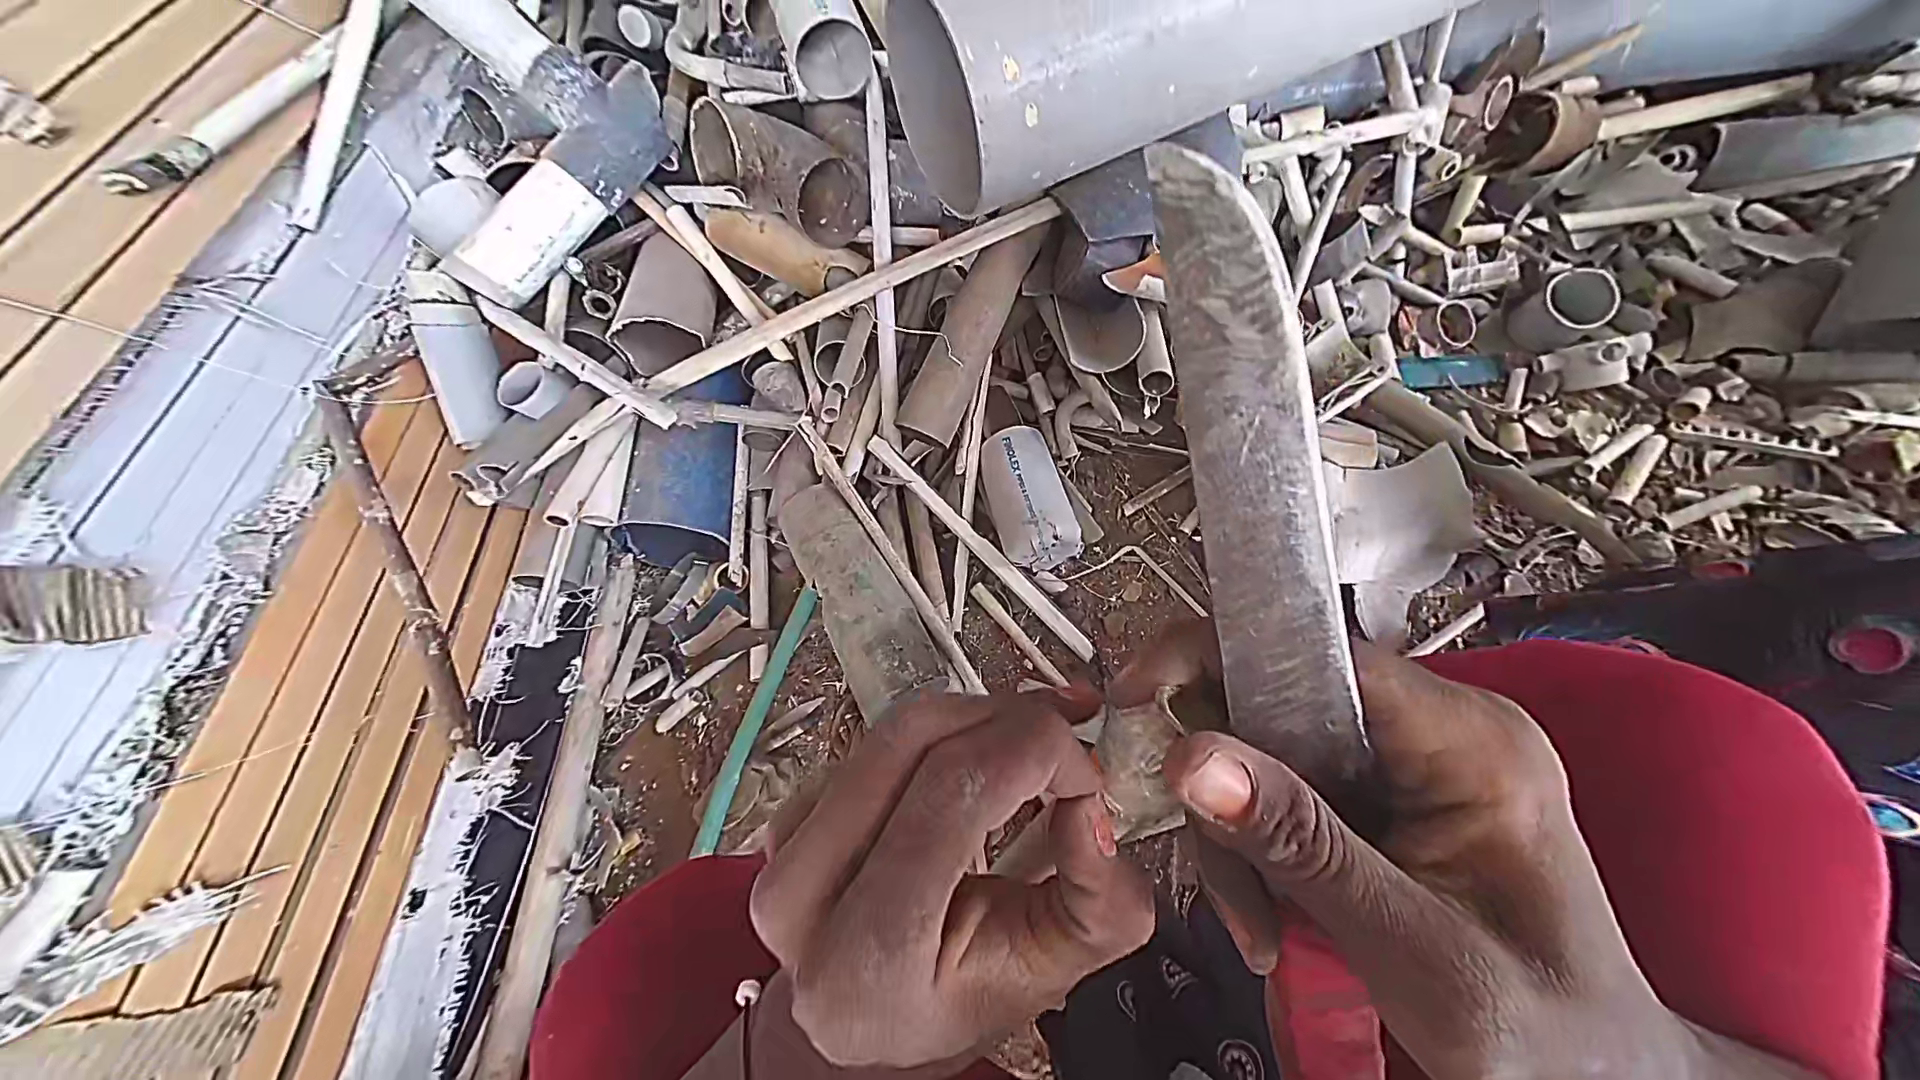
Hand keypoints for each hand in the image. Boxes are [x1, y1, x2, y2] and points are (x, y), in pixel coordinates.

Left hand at [748, 689, 1154, 1068]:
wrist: (871, 999)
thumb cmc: (953, 996)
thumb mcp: (1048, 971)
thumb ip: (1099, 902)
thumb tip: (1091, 804)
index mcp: (867, 960)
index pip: (952, 796)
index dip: (1032, 751)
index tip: (1084, 768)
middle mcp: (804, 895)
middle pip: (919, 738)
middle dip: (1012, 720)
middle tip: (1066, 741)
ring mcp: (786, 843)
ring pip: (899, 724)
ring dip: (981, 716)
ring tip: (1030, 741)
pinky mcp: (794, 805)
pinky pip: (882, 735)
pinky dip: (948, 728)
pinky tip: (980, 756)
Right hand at [1112, 621, 1816, 1079]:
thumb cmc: (1546, 1041)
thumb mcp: (1418, 954)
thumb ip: (1303, 848)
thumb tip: (1187, 756)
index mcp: (1462, 734)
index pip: (1303, 646)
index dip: (1206, 658)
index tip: (1135, 706)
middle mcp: (1424, 720)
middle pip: (1262, 698)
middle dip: (1218, 781)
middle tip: (1220, 876)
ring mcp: (1394, 752)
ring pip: (1253, 744)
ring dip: (1231, 829)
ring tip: (1259, 922)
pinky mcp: (1367, 785)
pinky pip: (1270, 781)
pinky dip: (1247, 840)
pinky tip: (1271, 910)